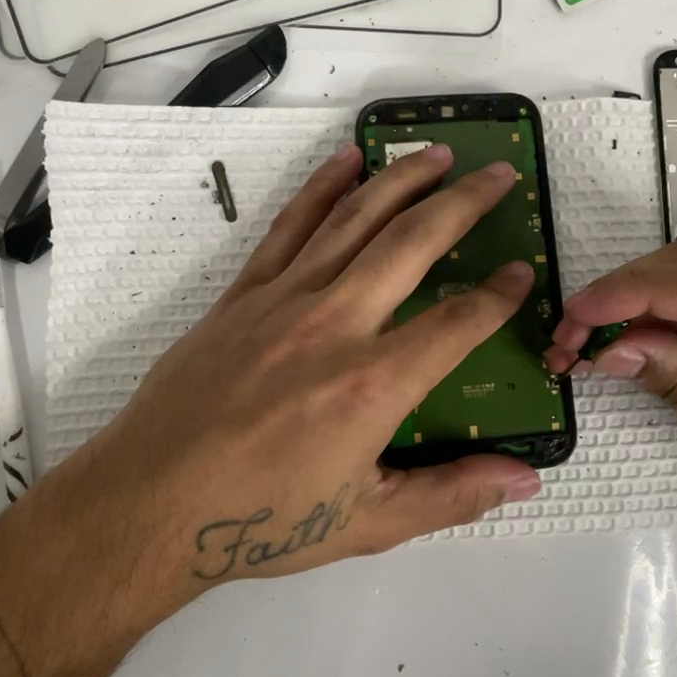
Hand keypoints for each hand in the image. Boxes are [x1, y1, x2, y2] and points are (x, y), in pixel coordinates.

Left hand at [59, 142, 542, 609]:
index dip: (500, 295)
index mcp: (375, 384)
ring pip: (355, 218)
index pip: (459, 322)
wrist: (151, 503)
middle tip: (499, 174)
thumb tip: (526, 480)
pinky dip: (322, 186)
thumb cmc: (261, 522)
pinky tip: (347, 160)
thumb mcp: (370, 524)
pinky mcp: (243, 294)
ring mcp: (284, 300)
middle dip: (465, 202)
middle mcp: (335, 325)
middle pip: (413, 242)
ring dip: (402, 178)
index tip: (523, 272)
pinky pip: (290, 225)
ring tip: (439, 153)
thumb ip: (452, 495)